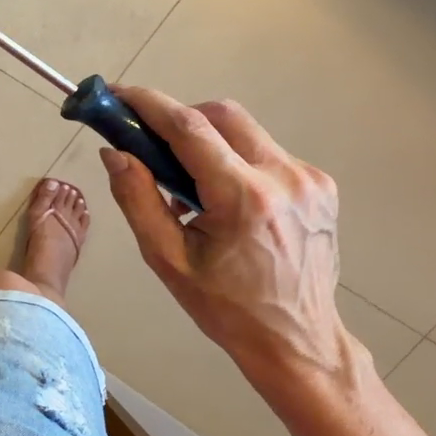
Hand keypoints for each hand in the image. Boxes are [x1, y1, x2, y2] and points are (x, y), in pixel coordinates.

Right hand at [98, 87, 364, 392]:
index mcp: (243, 198)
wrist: (296, 340)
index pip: (190, 128)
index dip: (149, 104)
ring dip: (209, 141)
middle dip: (181, 118)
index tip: (118, 95)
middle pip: (223, 115)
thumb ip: (137, 199)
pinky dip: (235, 161)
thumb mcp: (166, 258)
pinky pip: (266, 153)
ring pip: (247, 131)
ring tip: (190, 185)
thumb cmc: (224, 306)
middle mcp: (284, 177)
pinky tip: (224, 199)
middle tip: (152, 145)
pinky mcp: (321, 186)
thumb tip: (115, 153)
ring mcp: (310, 179)